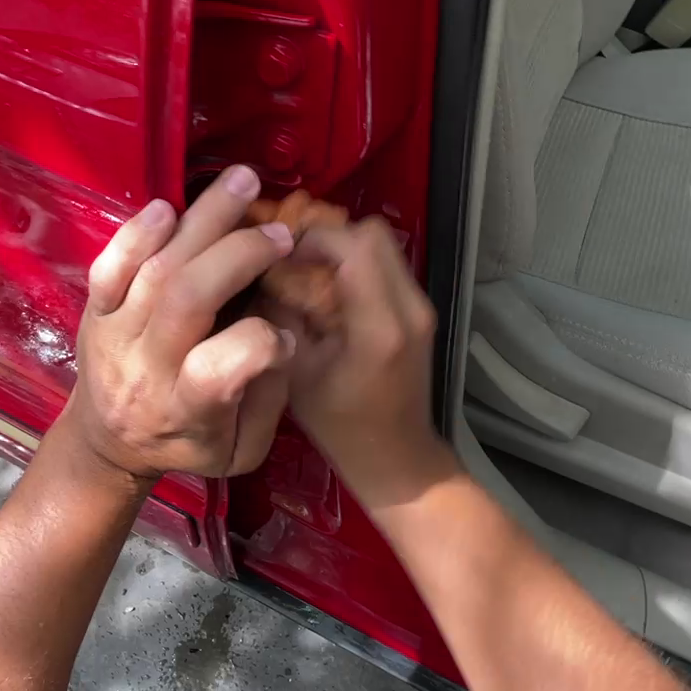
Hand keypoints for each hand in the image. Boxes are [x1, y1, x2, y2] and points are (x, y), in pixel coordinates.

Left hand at [58, 165, 298, 482]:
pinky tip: (171, 207)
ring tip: (243, 182)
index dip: (262, 342)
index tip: (285, 334)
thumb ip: (267, 398)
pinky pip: (108, 266)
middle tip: (280, 231)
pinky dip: (136, 233)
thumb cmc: (185, 444)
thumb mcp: (239, 449)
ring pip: (155, 269)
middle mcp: (144, 368)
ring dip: (202, 221)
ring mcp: (113, 334)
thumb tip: (282, 331)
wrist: (106, 442)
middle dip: (239, 254)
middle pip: (187, 298)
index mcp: (184, 410)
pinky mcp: (94, 310)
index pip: (218, 369)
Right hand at [269, 219, 447, 504]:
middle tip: (295, 259)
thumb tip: (269, 269)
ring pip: (382, 244)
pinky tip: (330, 290)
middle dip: (329, 236)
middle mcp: (410, 307)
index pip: (355, 246)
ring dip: (343, 248)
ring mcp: (421, 306)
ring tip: (309, 273)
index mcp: (380, 326)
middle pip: (373, 233)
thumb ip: (284, 316)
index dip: (314, 238)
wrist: (397, 457)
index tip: (282, 253)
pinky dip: (356, 263)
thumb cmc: (342, 426)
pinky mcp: (419, 309)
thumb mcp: (297, 374)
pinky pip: (387, 263)